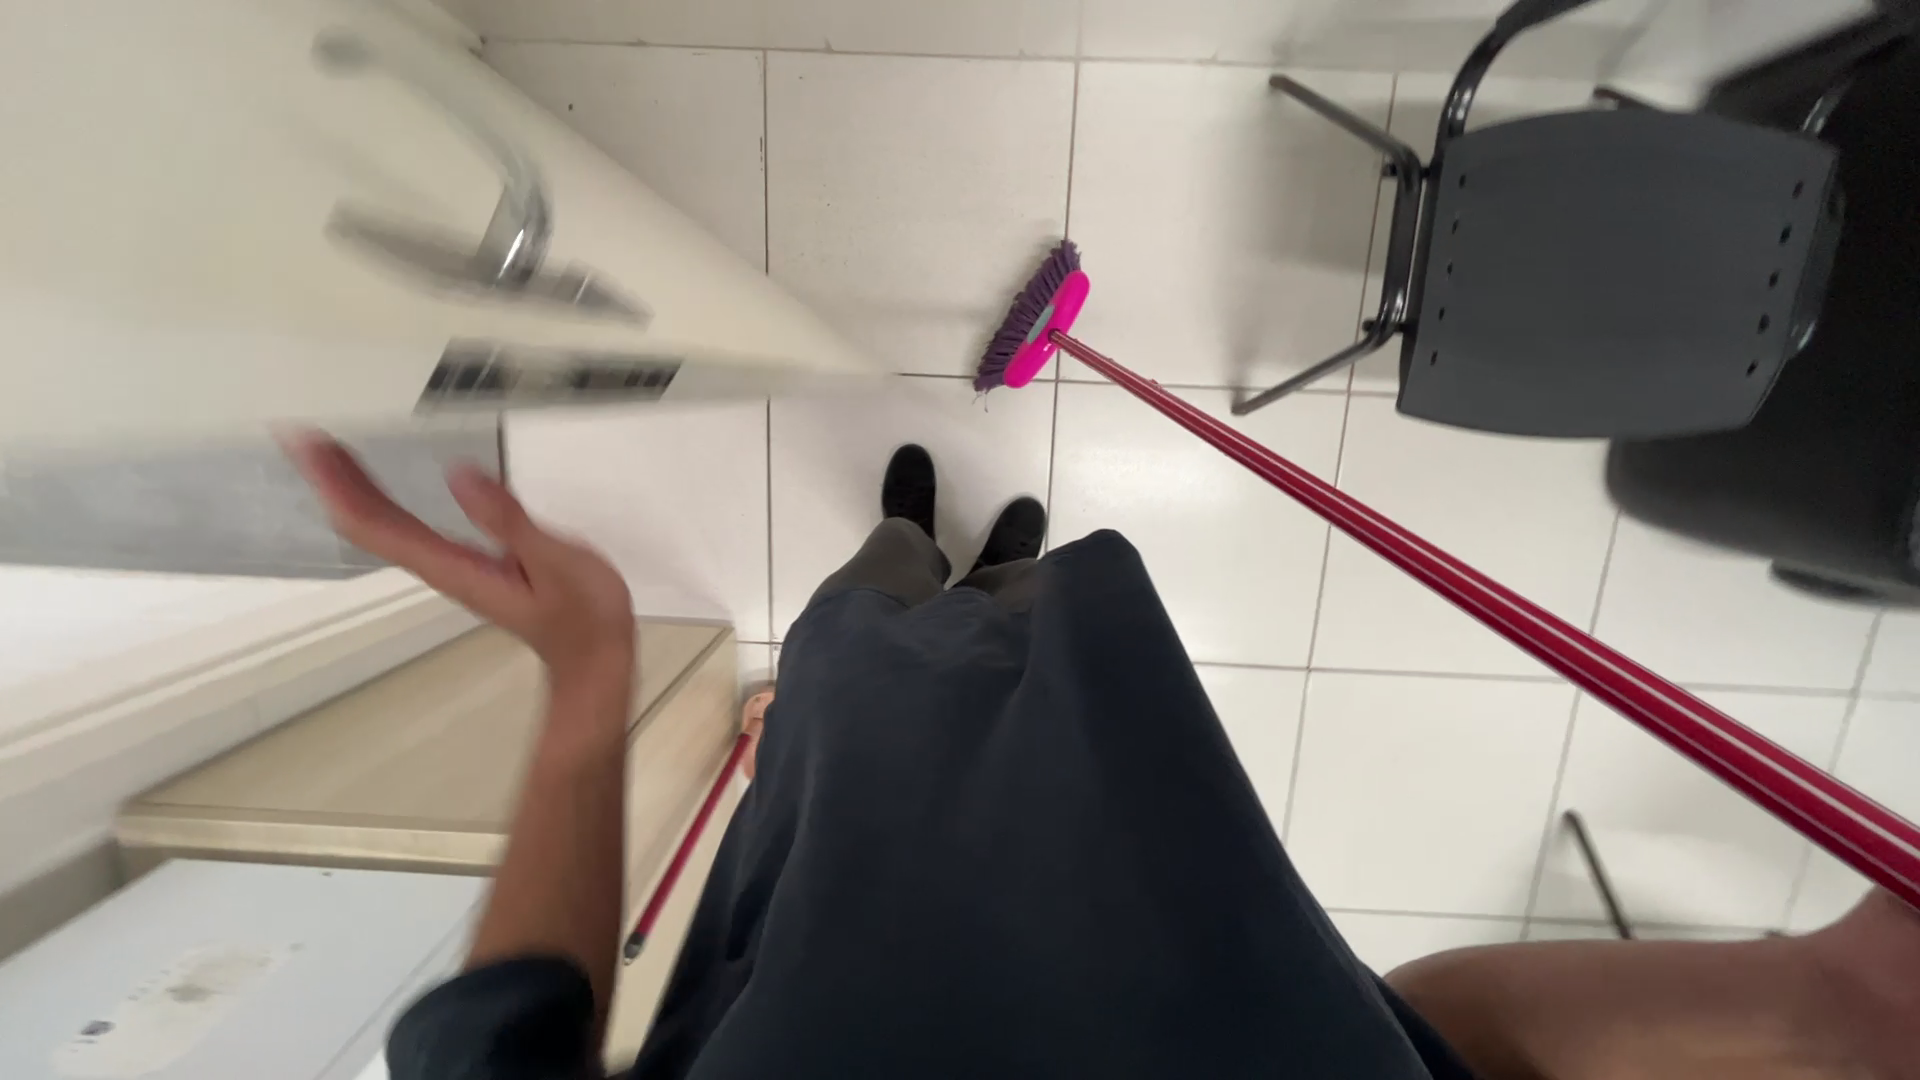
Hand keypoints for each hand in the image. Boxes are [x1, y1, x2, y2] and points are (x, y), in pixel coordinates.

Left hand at [282, 431, 634, 688]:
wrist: (593, 657)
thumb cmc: (582, 613)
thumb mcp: (555, 561)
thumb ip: (509, 520)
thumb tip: (458, 473)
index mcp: (454, 566)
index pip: (375, 525)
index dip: (338, 484)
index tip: (310, 443)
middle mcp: (442, 568)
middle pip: (372, 525)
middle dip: (337, 480)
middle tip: (310, 435)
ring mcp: (455, 570)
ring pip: (388, 528)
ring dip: (358, 489)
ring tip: (336, 452)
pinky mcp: (472, 567)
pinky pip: (412, 531)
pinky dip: (389, 503)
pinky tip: (389, 489)